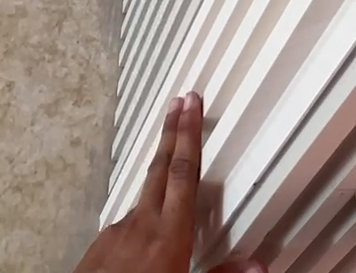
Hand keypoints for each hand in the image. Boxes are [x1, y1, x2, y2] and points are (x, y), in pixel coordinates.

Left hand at [70, 93, 262, 272]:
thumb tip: (259, 265)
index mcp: (167, 235)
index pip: (183, 172)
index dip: (189, 134)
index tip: (192, 103)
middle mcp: (140, 226)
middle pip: (160, 168)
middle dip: (173, 132)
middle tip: (181, 100)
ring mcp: (115, 235)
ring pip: (142, 199)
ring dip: (158, 174)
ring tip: (171, 161)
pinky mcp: (96, 249)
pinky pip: (125, 226)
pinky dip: (140, 218)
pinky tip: (143, 233)